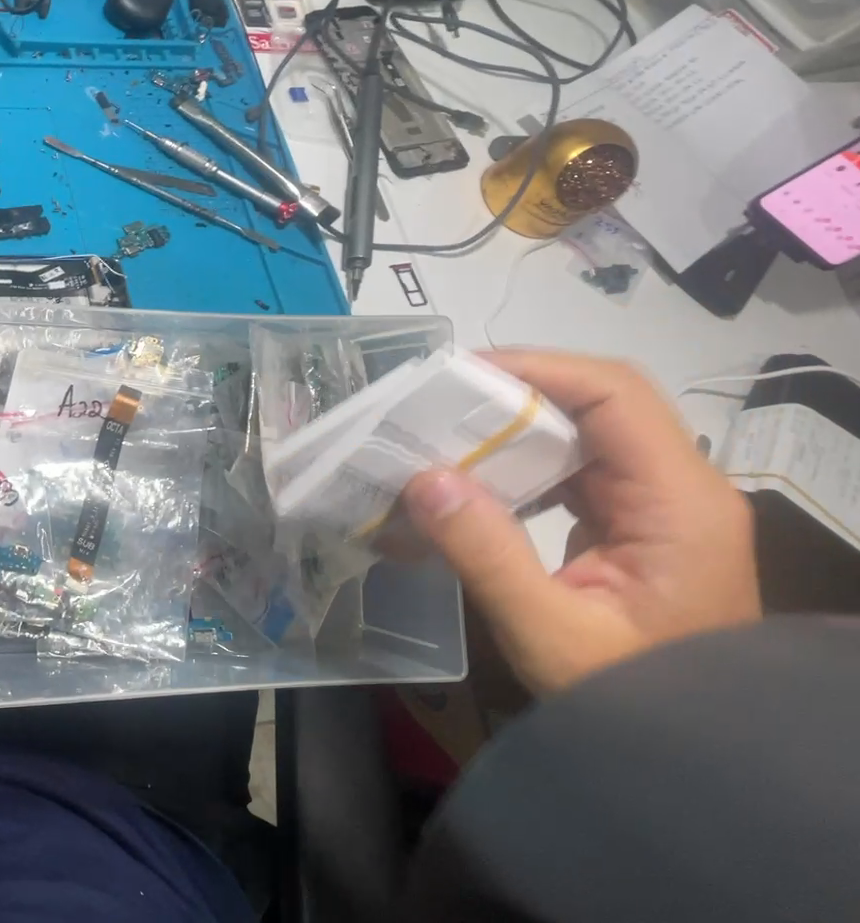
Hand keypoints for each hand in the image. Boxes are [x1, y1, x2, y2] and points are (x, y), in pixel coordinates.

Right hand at [399, 350, 760, 694]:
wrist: (692, 746)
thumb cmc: (628, 692)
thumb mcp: (548, 630)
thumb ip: (486, 553)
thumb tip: (422, 478)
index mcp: (678, 502)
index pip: (614, 395)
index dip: (537, 368)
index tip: (457, 374)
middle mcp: (678, 488)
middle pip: (600, 402)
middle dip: (512, 391)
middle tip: (432, 402)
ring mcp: (659, 505)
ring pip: (585, 431)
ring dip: (511, 425)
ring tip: (440, 432)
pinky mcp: (635, 523)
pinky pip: (575, 468)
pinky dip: (519, 460)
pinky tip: (473, 476)